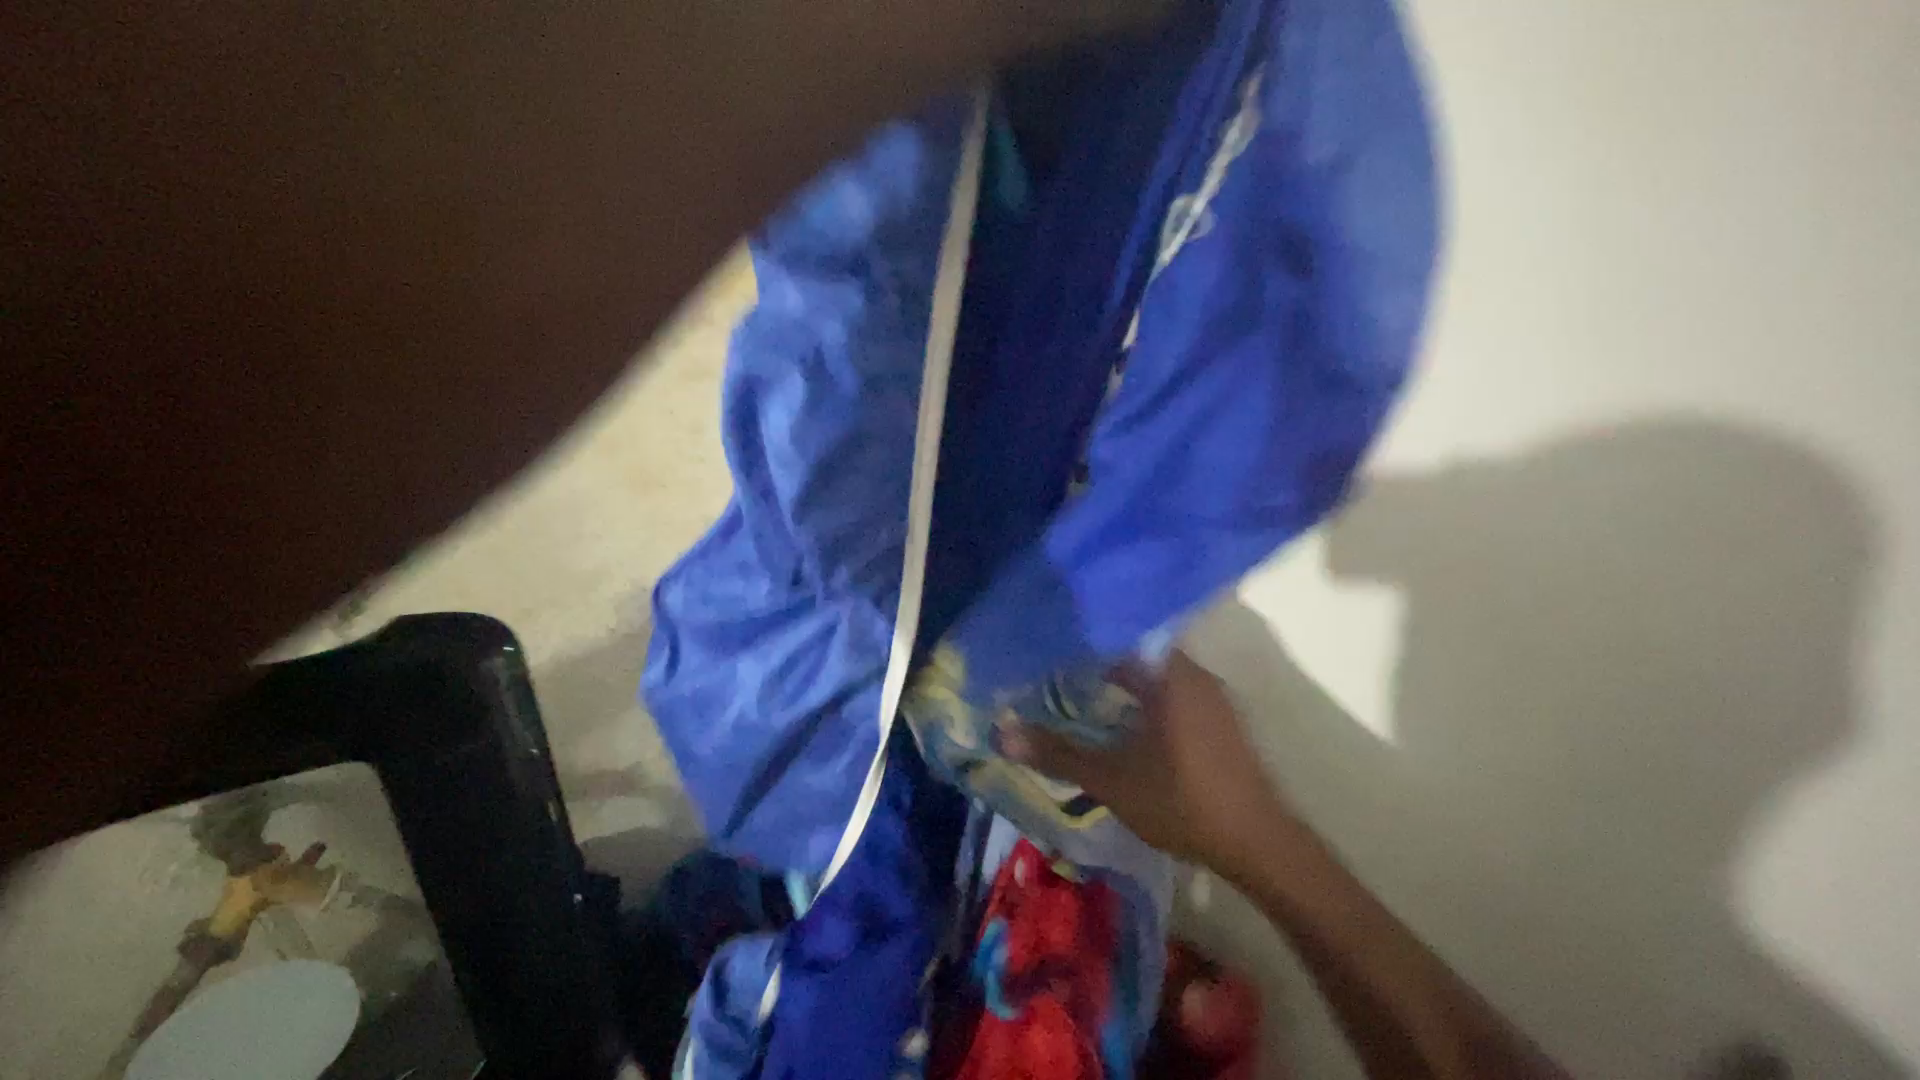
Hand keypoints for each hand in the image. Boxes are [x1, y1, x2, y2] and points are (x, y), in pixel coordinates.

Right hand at [1000, 650, 1292, 873]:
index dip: (1081, 640)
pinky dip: (1145, 701)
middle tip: (1054, 673)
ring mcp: (1213, 699)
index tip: (1047, 647)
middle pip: (1138, 654)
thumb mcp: (1111, 779)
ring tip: (1079, 696)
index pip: (1119, 635)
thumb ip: (1057, 753)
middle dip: (1096, 663)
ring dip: (1123, 685)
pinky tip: (1122, 723)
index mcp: (1170, 674)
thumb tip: (1001, 734)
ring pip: (1157, 676)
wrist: (1257, 842)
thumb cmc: (1181, 800)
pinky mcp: (1221, 723)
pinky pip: (1174, 695)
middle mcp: (1194, 675)